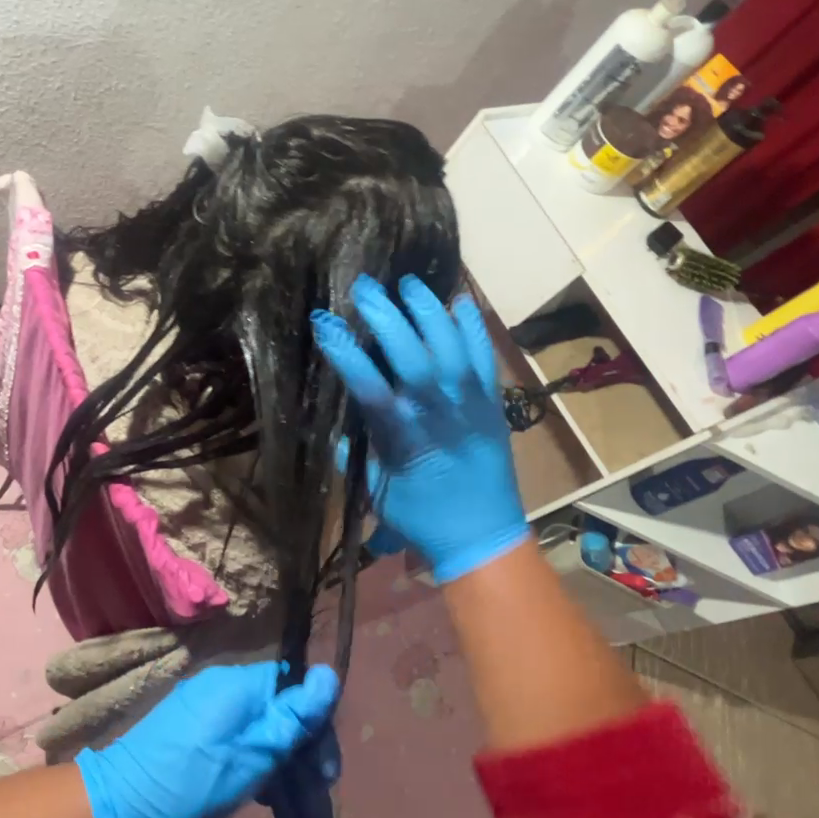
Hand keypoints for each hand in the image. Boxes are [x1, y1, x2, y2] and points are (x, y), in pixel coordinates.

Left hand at [76, 661, 340, 817]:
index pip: (296, 693)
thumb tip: (331, 673)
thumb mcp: (252, 756)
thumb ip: (293, 718)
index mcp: (239, 686)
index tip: (328, 778)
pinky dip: (261, 778)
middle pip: (282, 720)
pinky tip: (274, 813)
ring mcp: (210, 715)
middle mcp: (226, 691)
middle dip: (305, 768)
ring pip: (263, 740)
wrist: (120, 805)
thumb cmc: (192, 782)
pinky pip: (241, 749)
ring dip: (287, 781)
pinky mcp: (197, 738)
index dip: (318, 732)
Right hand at [312, 274, 529, 581]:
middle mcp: (438, 417)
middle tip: (364, 287)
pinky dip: (472, 328)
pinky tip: (458, 301)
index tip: (325, 323)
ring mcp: (471, 407)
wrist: (483, 535)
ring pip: (452, 349)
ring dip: (429, 312)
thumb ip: (351, 454)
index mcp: (403, 441)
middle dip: (388, 318)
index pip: (370, 389)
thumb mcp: (375, 491)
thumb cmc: (420, 516)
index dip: (347, 354)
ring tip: (408, 283)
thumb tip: (329, 423)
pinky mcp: (494, 404)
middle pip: (414, 358)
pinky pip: (485, 358)